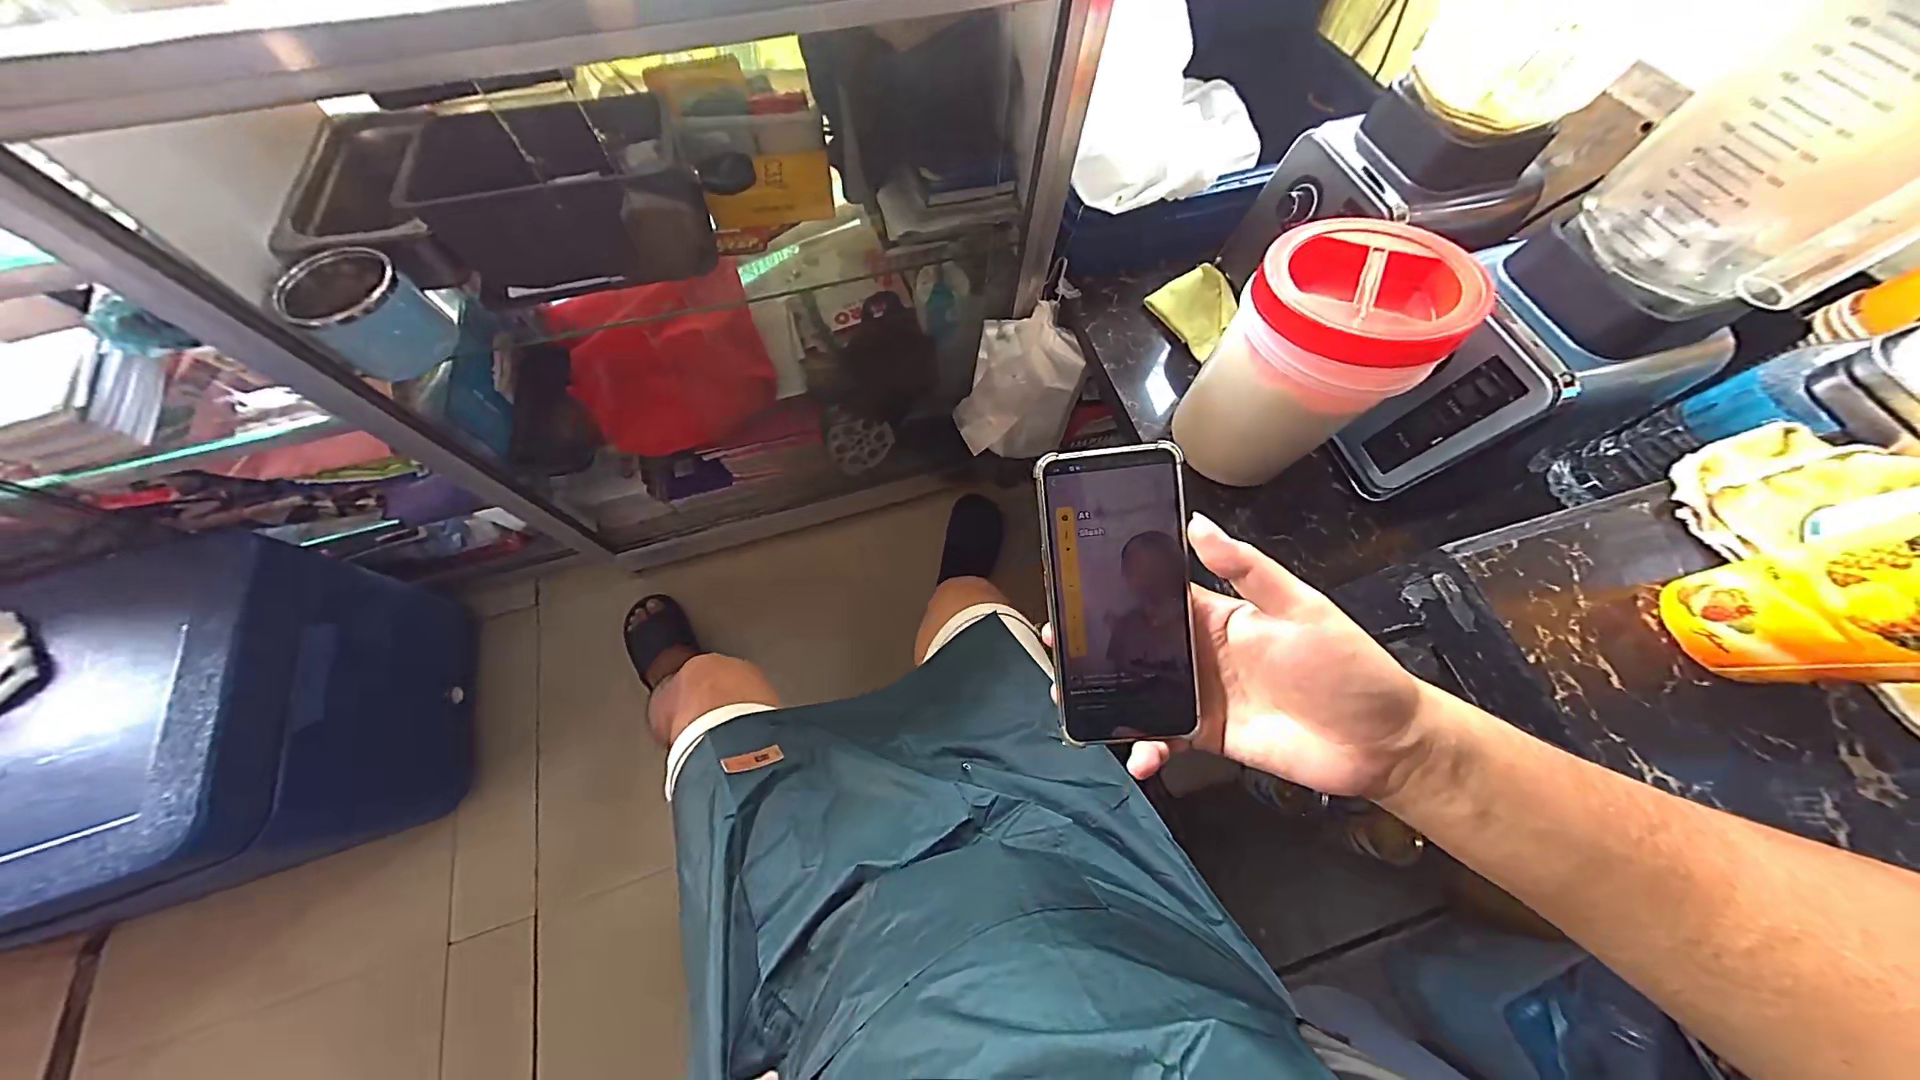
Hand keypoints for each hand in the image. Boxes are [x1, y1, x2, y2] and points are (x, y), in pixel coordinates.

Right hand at [1049, 514, 1434, 799]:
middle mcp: (1200, 653)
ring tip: (1072, 700)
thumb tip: (1200, 524)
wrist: (1382, 742)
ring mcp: (1200, 694)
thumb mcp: (1301, 608)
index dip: (1115, 592)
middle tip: (1060, 647)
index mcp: (1216, 615)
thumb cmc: (1348, 667)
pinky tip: (1138, 755)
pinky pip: (1162, 736)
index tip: (1078, 590)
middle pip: (1135, 644)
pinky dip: (1145, 747)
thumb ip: (1246, 569)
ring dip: (1105, 694)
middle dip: (1095, 645)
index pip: (1154, 596)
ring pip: (1139, 690)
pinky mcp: (1206, 734)